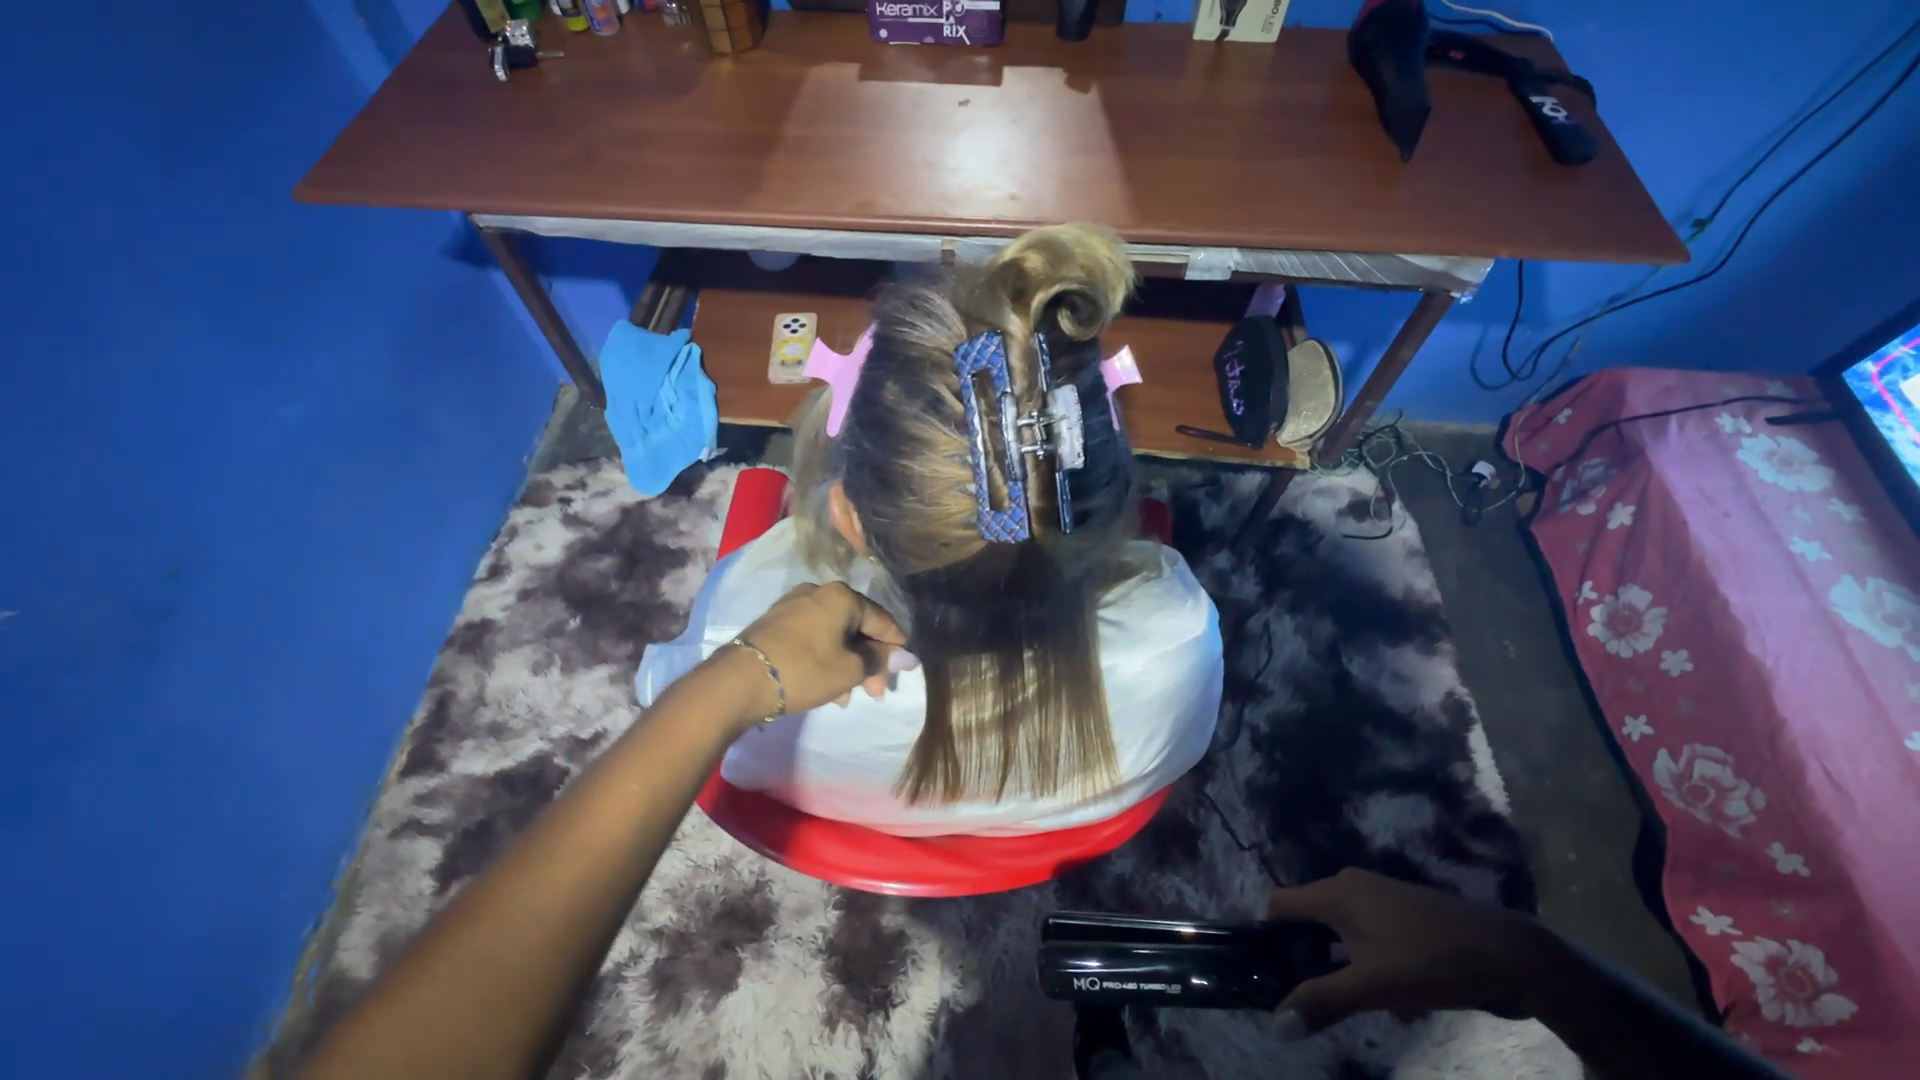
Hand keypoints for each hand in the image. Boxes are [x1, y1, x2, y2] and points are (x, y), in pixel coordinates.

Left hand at [714, 583, 911, 726]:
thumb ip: (879, 660)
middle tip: (874, 692)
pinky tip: (827, 685)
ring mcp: (793, 605)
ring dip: (847, 662)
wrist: (739, 681)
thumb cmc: (804, 670)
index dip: (896, 645)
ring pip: (834, 634)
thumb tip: (905, 656)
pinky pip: (813, 637)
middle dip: (869, 660)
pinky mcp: (775, 622)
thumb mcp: (849, 670)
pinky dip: (826, 657)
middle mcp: (818, 592)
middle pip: (857, 626)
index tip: (904, 668)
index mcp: (842, 596)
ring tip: (848, 696)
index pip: (882, 619)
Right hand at [1265, 868, 1561, 1033]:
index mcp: (1334, 893)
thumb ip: (1321, 1001)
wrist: (1511, 954)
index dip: (1266, 936)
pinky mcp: (1407, 912)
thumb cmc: (1430, 962)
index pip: (1278, 904)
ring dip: (1342, 965)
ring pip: (1343, 931)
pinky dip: (1372, 962)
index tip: (1266, 972)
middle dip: (1306, 957)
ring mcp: (1381, 896)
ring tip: (1352, 1004)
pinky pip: (1371, 934)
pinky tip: (1397, 1001)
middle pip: (1310, 918)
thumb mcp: (1372, 987)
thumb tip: (1274, 1026)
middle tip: (1306, 995)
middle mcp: (1351, 885)